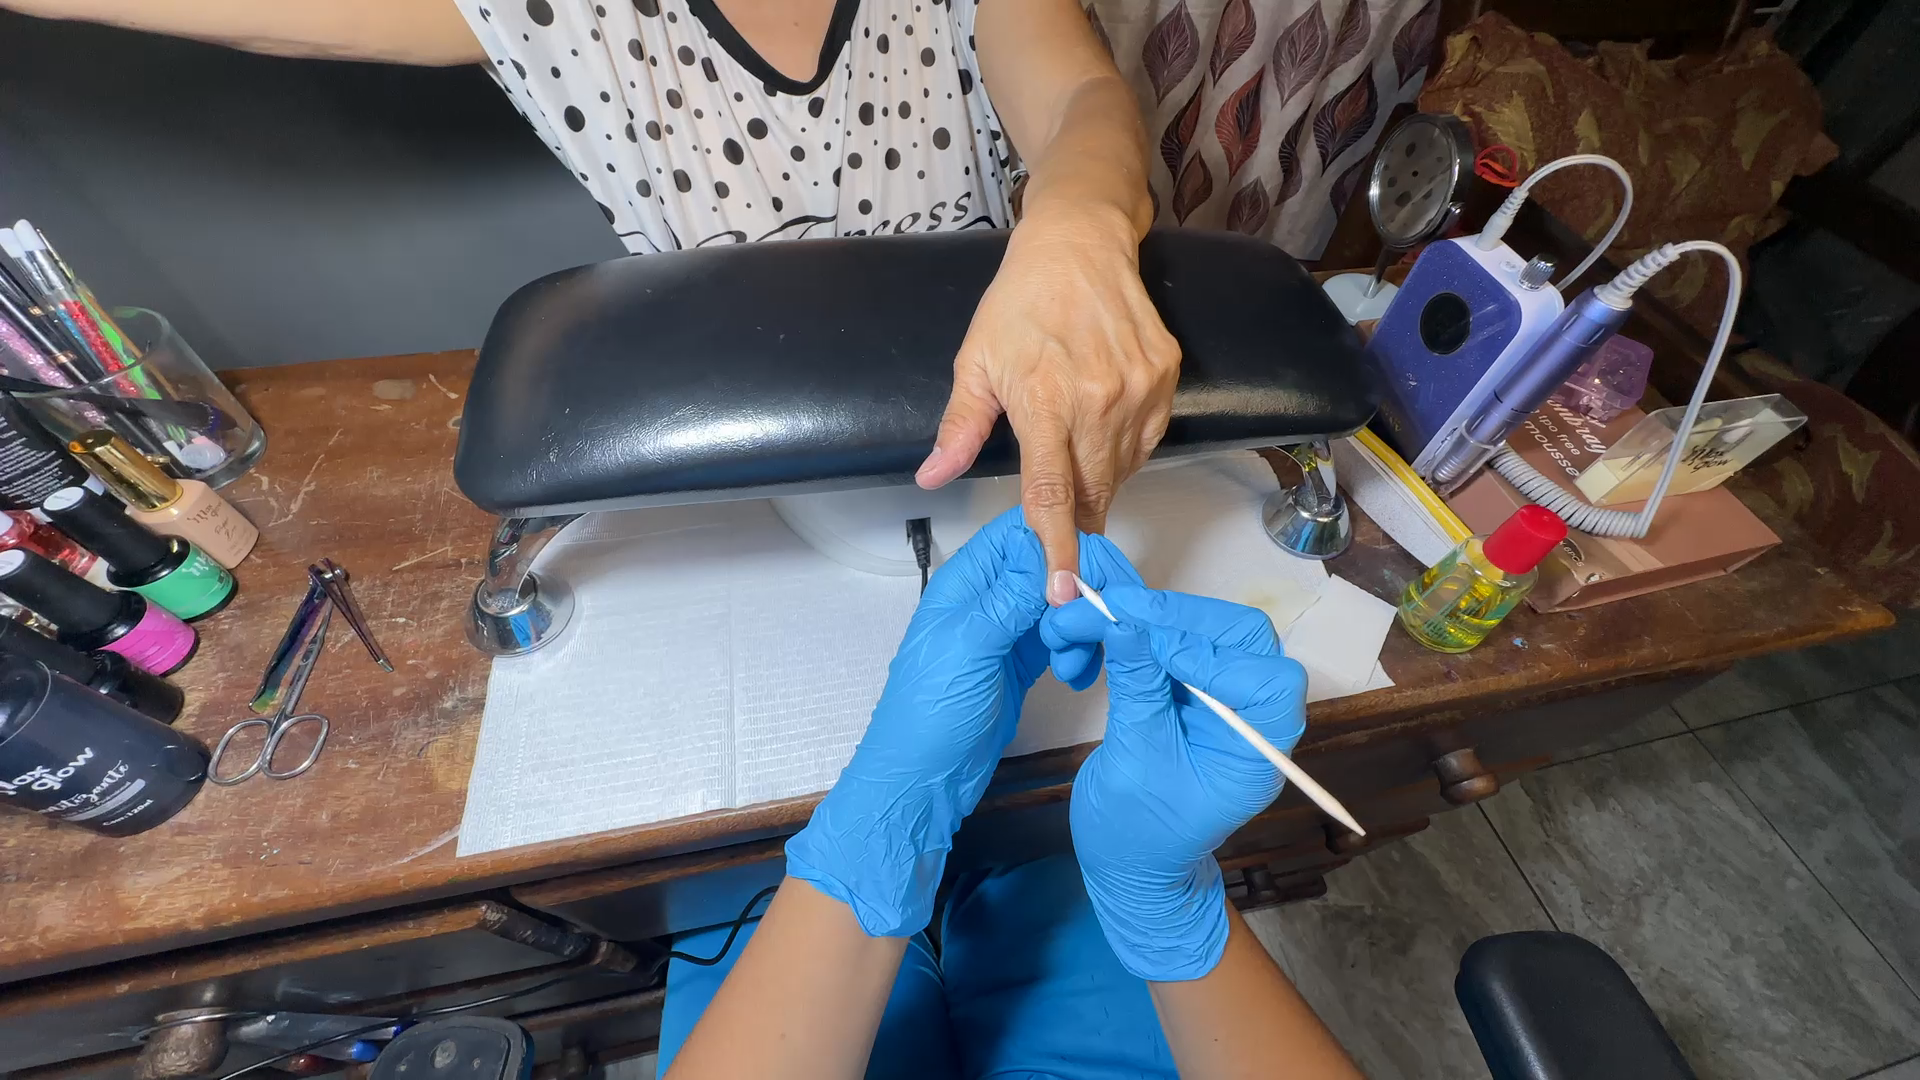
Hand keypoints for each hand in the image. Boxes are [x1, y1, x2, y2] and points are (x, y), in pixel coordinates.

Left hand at [786, 509, 1136, 936]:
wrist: (926, 779)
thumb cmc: (930, 714)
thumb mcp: (968, 647)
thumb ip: (1006, 596)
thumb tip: (1038, 542)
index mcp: (966, 582)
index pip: (1020, 533)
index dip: (1060, 542)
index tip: (1089, 575)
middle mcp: (990, 597)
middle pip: (1050, 565)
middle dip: (1079, 591)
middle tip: (1096, 624)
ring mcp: (1009, 629)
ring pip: (1062, 603)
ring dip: (1081, 627)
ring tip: (1072, 665)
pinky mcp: (1025, 660)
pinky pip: (1064, 638)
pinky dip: (1079, 652)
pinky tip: (1074, 677)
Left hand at [916, 208, 1180, 605]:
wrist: (1080, 244)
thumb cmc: (1018, 304)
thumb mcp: (976, 362)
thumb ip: (959, 427)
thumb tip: (932, 478)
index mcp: (1045, 402)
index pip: (1052, 493)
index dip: (1058, 547)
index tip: (1063, 590)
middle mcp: (1100, 403)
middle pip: (1093, 493)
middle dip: (1079, 522)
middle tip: (1065, 528)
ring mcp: (1140, 391)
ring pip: (1122, 471)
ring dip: (1099, 483)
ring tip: (1077, 453)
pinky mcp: (1167, 380)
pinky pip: (1147, 442)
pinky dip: (1123, 452)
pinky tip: (1102, 429)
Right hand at [1041, 585, 1308, 980]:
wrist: (1129, 861)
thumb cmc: (1138, 832)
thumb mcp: (1134, 761)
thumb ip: (1136, 689)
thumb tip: (1123, 623)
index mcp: (1256, 749)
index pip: (1264, 679)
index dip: (1212, 653)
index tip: (1151, 647)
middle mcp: (1250, 715)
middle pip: (1239, 636)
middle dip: (1179, 616)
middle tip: (1116, 608)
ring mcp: (1221, 698)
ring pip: (1205, 629)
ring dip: (1153, 617)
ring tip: (1100, 615)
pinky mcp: (1190, 689)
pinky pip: (1175, 643)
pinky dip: (1140, 631)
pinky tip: (1105, 632)